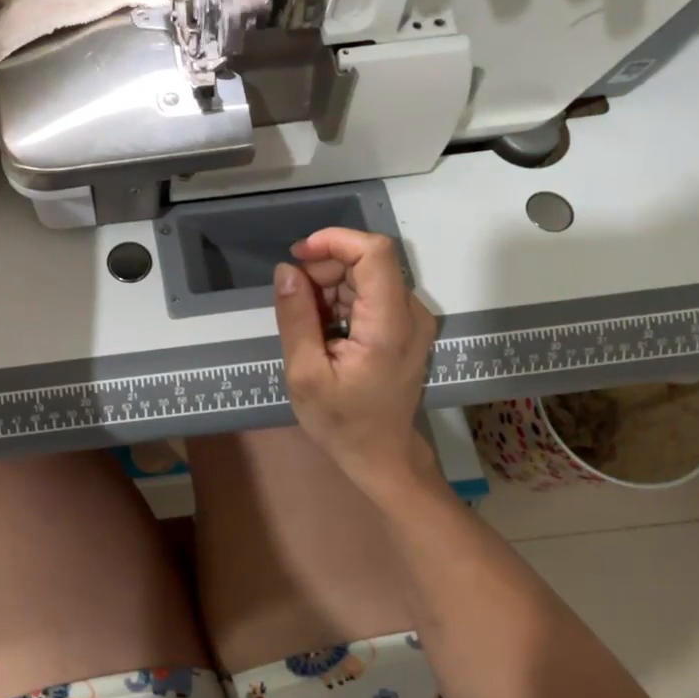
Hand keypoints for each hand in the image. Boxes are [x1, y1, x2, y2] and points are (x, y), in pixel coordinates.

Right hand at [272, 229, 443, 494]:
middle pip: (367, 261)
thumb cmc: (341, 422)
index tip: (297, 256)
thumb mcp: (304, 374)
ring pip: (367, 275)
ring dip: (330, 286)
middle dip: (324, 269)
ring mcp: (412, 319)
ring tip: (306, 324)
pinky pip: (371, 293)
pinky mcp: (405, 327)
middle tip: (293, 301)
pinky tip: (324, 330)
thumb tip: (286, 270)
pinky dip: (341, 300)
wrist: (381, 456)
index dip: (334, 241)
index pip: (374, 252)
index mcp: (389, 325)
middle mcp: (410, 313)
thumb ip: (296, 318)